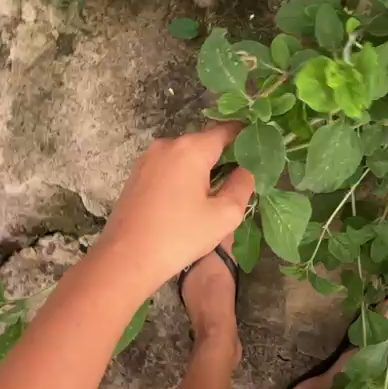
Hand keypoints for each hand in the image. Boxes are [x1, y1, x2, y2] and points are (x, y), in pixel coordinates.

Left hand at [90, 124, 254, 291]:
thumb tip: (247, 170)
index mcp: (191, 149)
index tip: (260, 149)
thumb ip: (242, 186)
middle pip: (204, 142)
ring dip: (203, 168)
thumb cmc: (180, 236)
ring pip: (185, 155)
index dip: (245, 137)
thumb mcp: (224, 215)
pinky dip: (184, 176)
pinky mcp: (137, 174)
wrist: (127, 258)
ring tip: (216, 194)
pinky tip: (189, 200)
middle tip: (241, 179)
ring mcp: (148, 158)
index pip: (226, 130)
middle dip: (224, 156)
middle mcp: (168, 145)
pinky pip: (169, 167)